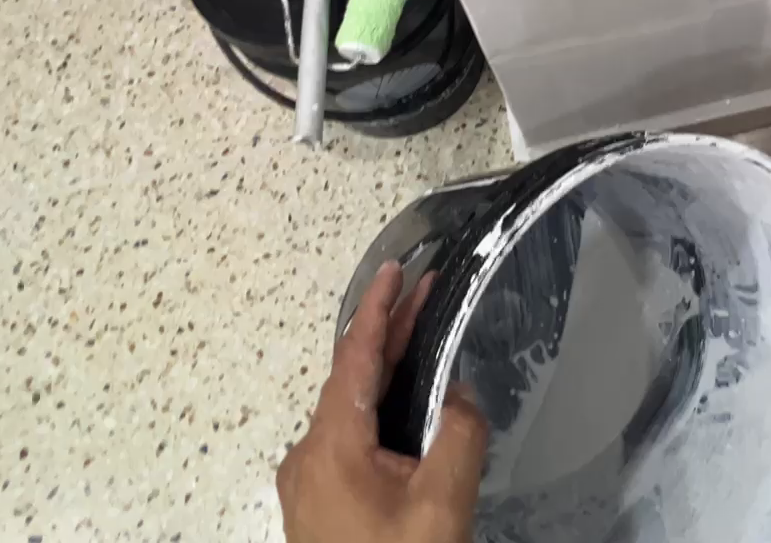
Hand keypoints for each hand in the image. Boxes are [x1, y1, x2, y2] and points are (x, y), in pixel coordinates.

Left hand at [278, 261, 489, 542]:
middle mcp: (310, 455)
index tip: (396, 268)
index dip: (378, 308)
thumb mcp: (443, 502)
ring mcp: (310, 479)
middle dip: (390, 327)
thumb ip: (460, 432)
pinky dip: (379, 397)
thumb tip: (461, 396)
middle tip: (428, 287)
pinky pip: (350, 429)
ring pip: (351, 402)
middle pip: (352, 375)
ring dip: (386, 363)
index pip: (355, 357)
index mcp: (331, 446)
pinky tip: (406, 395)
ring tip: (423, 328)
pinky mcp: (320, 499)